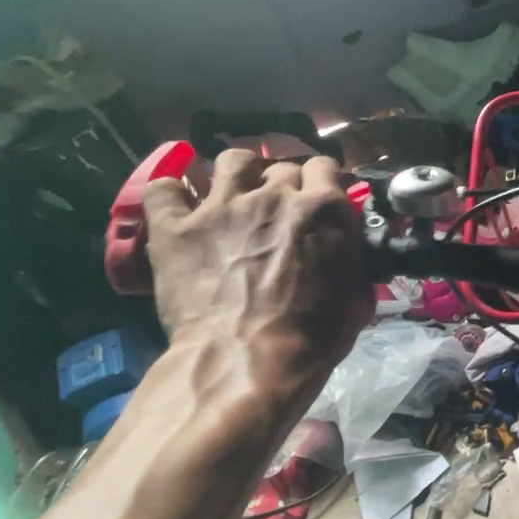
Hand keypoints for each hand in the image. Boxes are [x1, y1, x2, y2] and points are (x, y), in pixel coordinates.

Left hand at [143, 150, 372, 383]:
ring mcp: (221, 206)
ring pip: (230, 160)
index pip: (325, 166)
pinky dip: (172, 193)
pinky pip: (164, 188)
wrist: (248, 359)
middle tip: (278, 206)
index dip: (322, 180)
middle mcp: (275, 195)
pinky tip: (179, 206)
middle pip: (280, 165)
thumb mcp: (355, 295)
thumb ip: (351, 261)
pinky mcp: (175, 225)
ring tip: (234, 193)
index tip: (318, 196)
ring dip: (237, 173)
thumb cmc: (313, 336)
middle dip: (282, 182)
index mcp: (325, 210)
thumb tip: (350, 254)